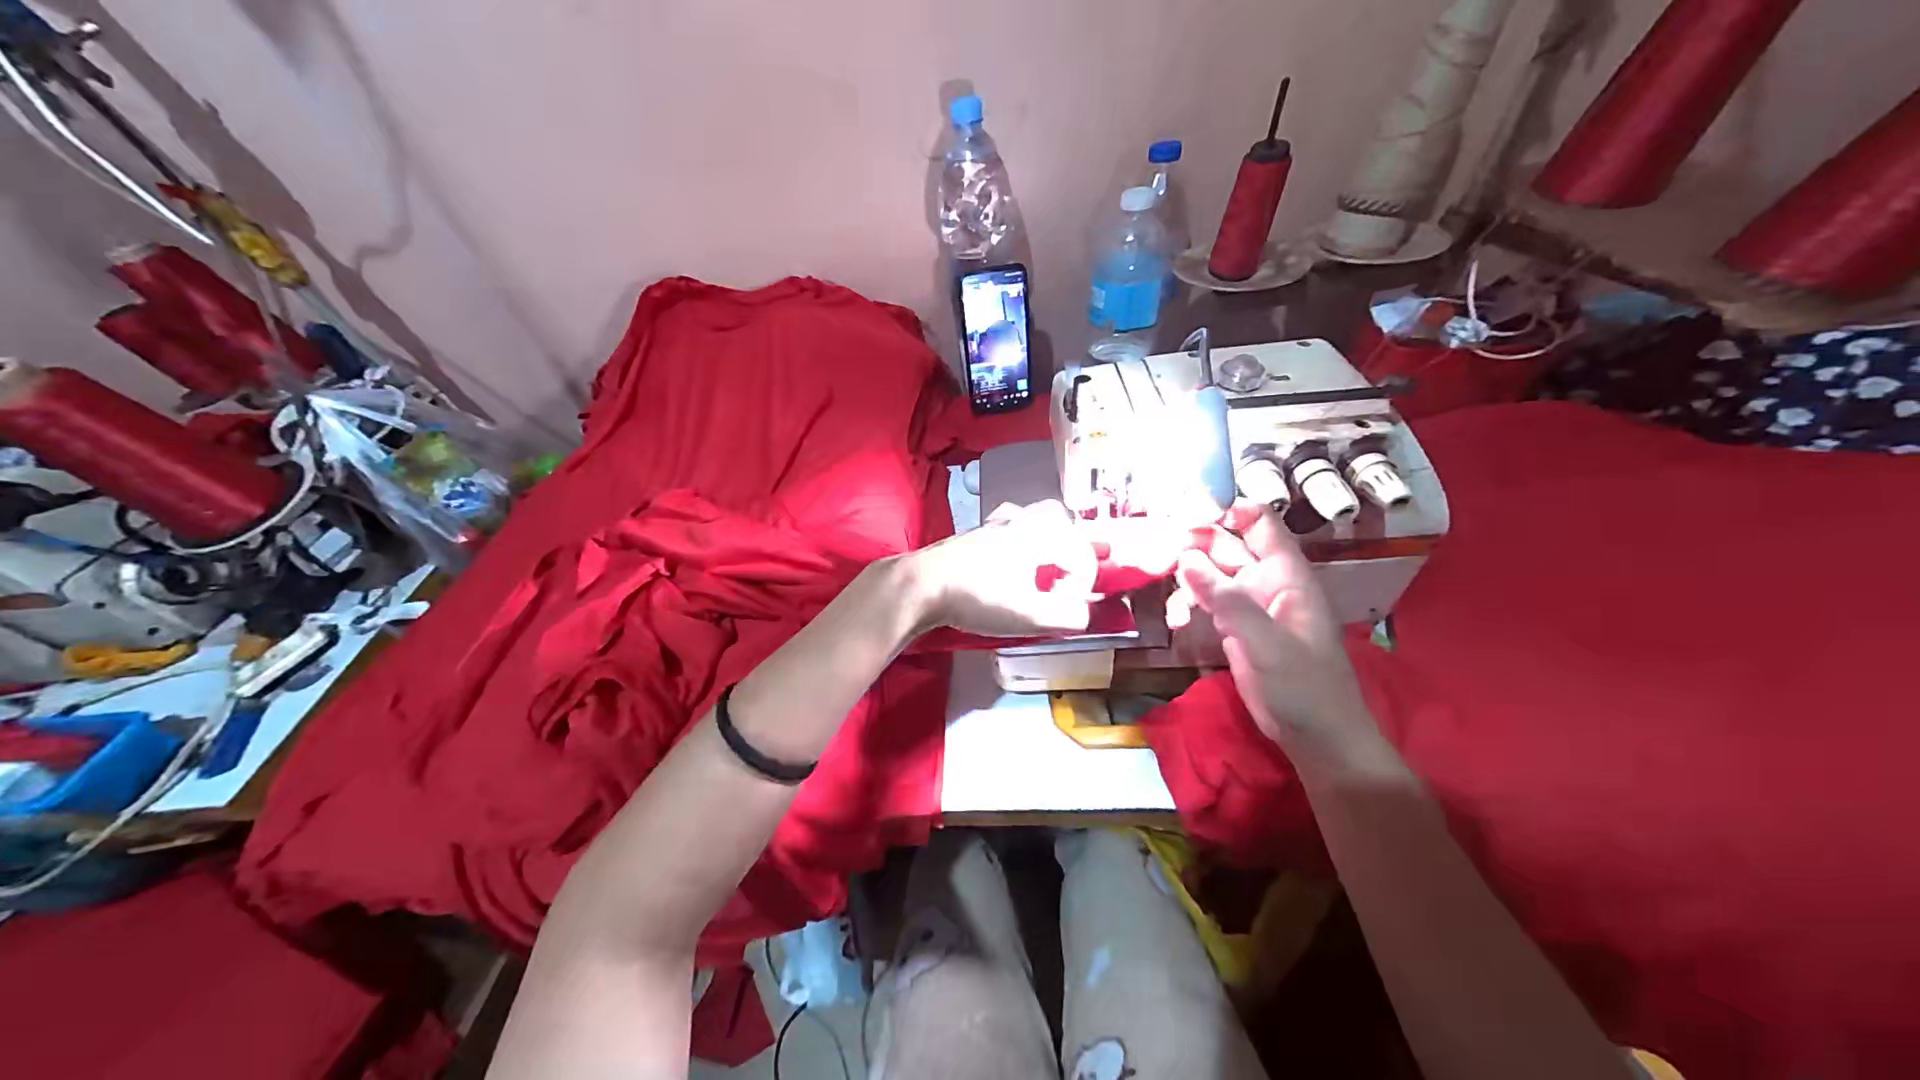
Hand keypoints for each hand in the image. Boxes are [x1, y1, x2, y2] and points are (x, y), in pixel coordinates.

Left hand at [905, 499, 1096, 636]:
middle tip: (1069, 572)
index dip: (1083, 583)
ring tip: (1042, 564)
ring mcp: (991, 526)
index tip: (1070, 607)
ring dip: (1043, 537)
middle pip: (1058, 519)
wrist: (920, 585)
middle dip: (1071, 544)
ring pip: (1029, 517)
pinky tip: (1006, 562)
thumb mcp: (1029, 616)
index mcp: (1040, 535)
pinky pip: (1004, 527)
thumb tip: (1083, 616)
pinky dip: (1015, 540)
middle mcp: (1019, 522)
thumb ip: (1066, 617)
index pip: (1080, 552)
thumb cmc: (979, 598)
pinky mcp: (969, 536)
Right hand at [1168, 500, 1375, 757]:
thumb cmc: (1305, 687)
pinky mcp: (1235, 628)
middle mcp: (1266, 582)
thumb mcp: (1267, 642)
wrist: (1317, 737)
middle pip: (1227, 545)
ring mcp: (1250, 606)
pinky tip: (1176, 623)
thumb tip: (1186, 559)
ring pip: (1211, 574)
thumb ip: (1228, 600)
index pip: (1260, 523)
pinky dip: (1188, 606)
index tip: (1188, 514)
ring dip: (1187, 580)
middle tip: (1162, 555)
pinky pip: (1206, 603)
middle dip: (1195, 546)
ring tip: (1171, 600)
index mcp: (1287, 575)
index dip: (1228, 510)